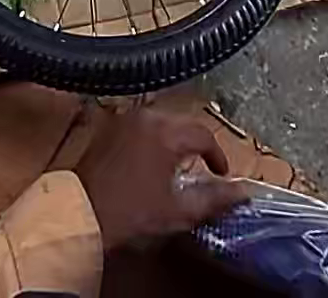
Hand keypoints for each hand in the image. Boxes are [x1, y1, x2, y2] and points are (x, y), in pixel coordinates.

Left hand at [73, 108, 250, 249]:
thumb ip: (214, 198)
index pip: (202, 133)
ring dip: (176, 135)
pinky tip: (154, 154)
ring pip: (162, 117)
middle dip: (197, 141)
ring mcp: (126, 116)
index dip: (217, 154)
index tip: (222, 174)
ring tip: (181, 161)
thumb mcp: (180, 210)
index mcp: (165, 133)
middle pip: (182, 121)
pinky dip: (155, 132)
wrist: (85, 207)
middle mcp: (146, 116)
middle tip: (204, 166)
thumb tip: (242, 191)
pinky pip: (143, 120)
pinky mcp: (112, 122)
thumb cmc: (134, 211)